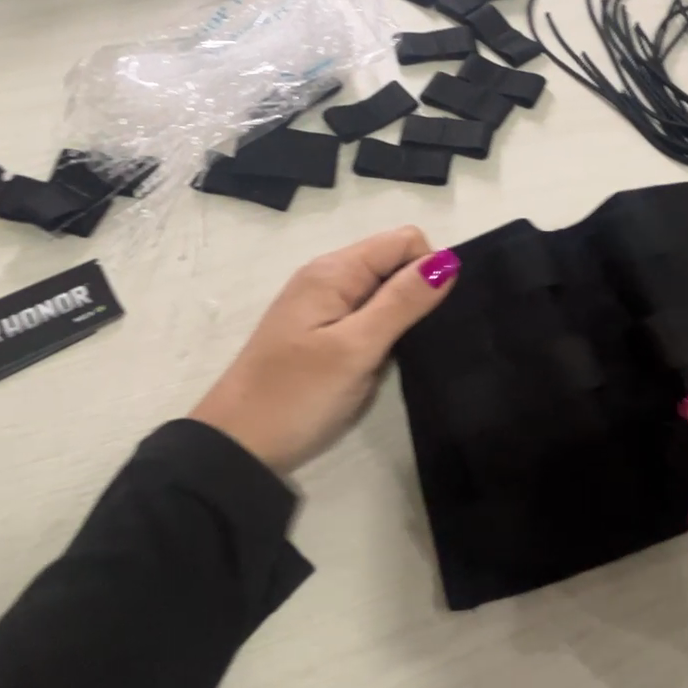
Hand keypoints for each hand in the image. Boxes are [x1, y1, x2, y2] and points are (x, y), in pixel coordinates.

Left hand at [188, 227, 458, 473]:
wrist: (238, 446)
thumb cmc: (296, 395)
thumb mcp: (356, 348)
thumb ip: (402, 302)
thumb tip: (449, 261)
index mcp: (334, 271)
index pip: (404, 240)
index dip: (428, 269)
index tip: (426, 317)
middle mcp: (329, 279)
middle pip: (395, 263)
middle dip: (418, 293)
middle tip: (417, 341)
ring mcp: (325, 308)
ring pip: (385, 292)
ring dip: (404, 317)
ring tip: (404, 355)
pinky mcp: (325, 336)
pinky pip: (370, 318)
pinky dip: (386, 333)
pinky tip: (386, 361)